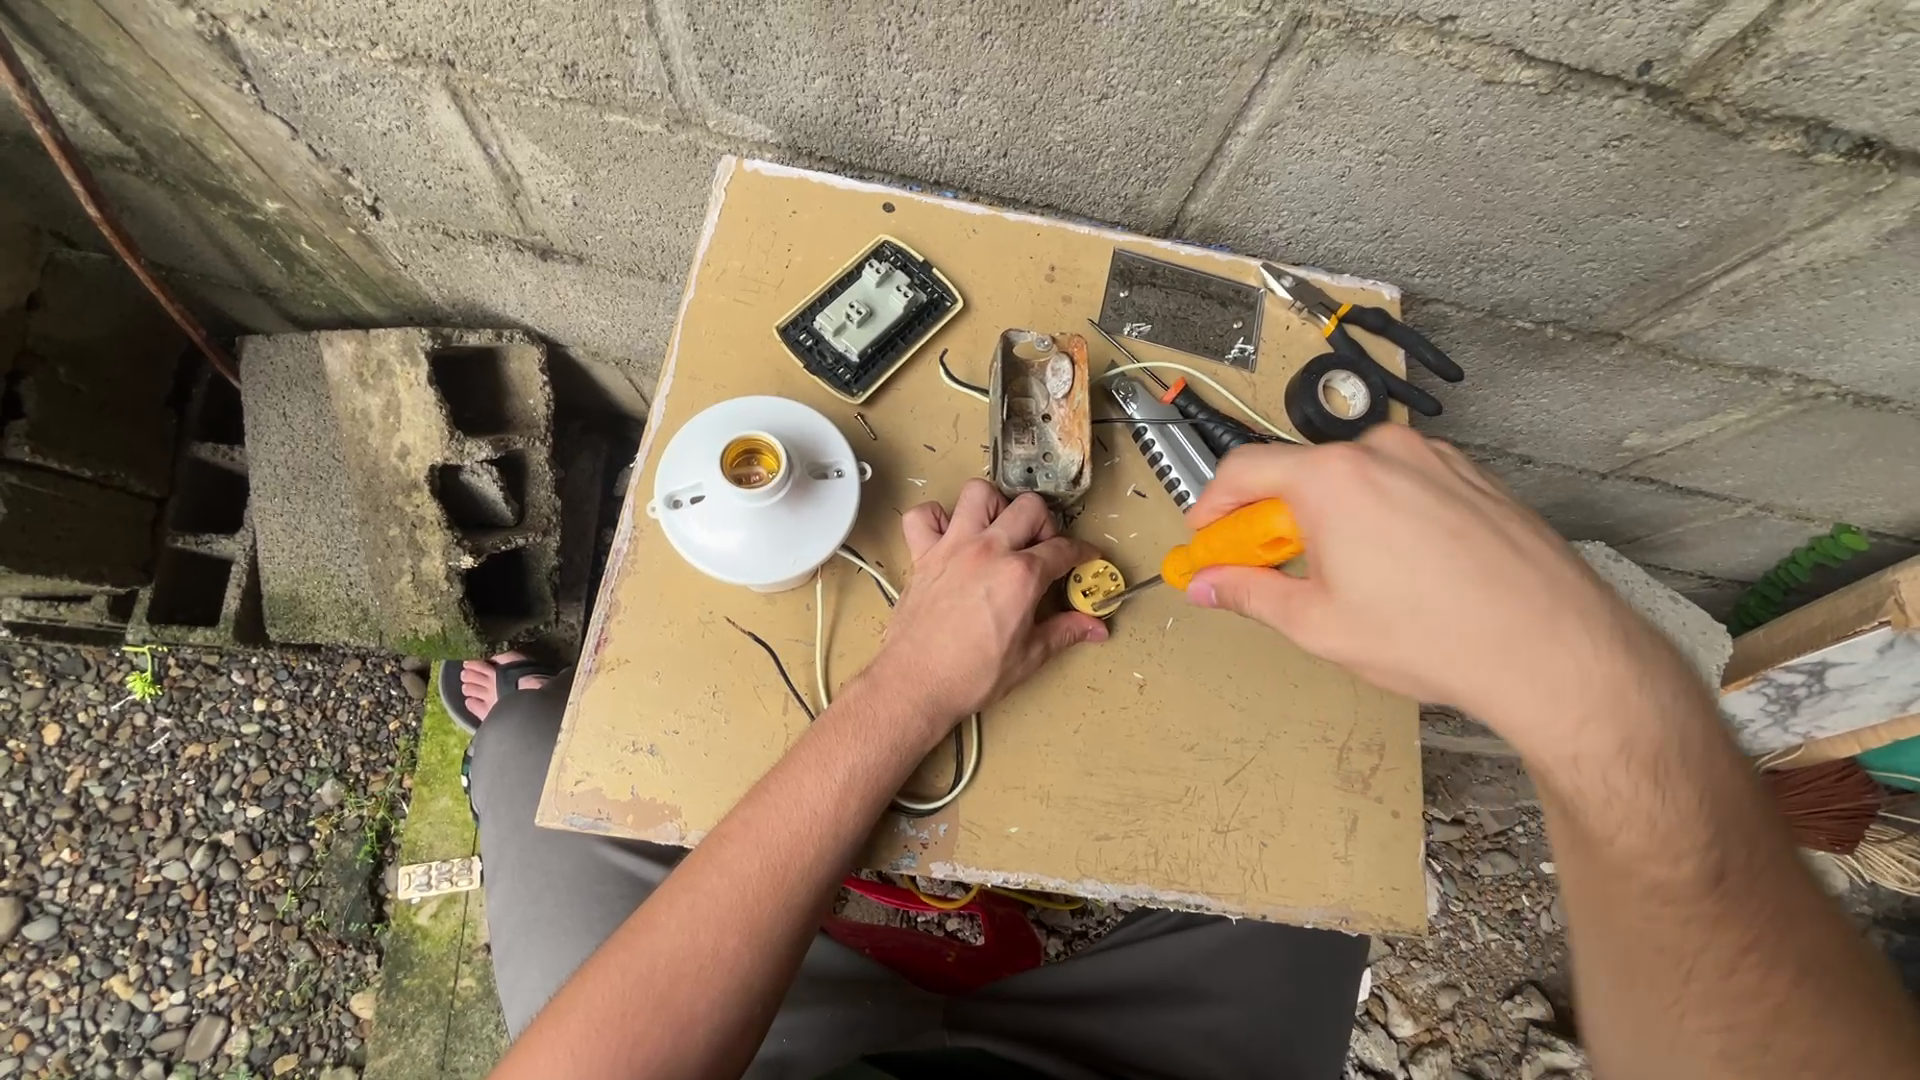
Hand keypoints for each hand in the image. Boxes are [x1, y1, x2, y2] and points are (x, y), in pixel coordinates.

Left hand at [868, 481, 1106, 727]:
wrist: (917, 684)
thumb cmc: (969, 675)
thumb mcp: (1029, 656)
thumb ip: (1065, 632)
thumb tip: (1094, 628)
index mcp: (1020, 576)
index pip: (1064, 550)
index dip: (1082, 553)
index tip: (1085, 559)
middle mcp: (988, 551)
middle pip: (1029, 508)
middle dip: (1045, 524)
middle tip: (1044, 549)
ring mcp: (953, 548)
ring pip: (978, 494)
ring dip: (995, 506)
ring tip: (1000, 530)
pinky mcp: (923, 556)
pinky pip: (923, 516)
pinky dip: (936, 517)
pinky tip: (950, 535)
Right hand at [1183, 426, 1680, 755]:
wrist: (1556, 651)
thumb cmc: (1439, 636)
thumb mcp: (1315, 624)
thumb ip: (1247, 594)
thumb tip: (1208, 585)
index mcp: (1332, 479)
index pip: (1241, 470)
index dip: (1211, 506)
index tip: (1207, 535)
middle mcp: (1381, 453)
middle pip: (1295, 473)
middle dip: (1270, 519)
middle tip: (1267, 565)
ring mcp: (1432, 460)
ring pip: (1349, 478)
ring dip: (1324, 516)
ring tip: (1337, 573)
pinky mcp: (1468, 476)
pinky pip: (1397, 483)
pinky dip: (1373, 513)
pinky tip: (1390, 565)